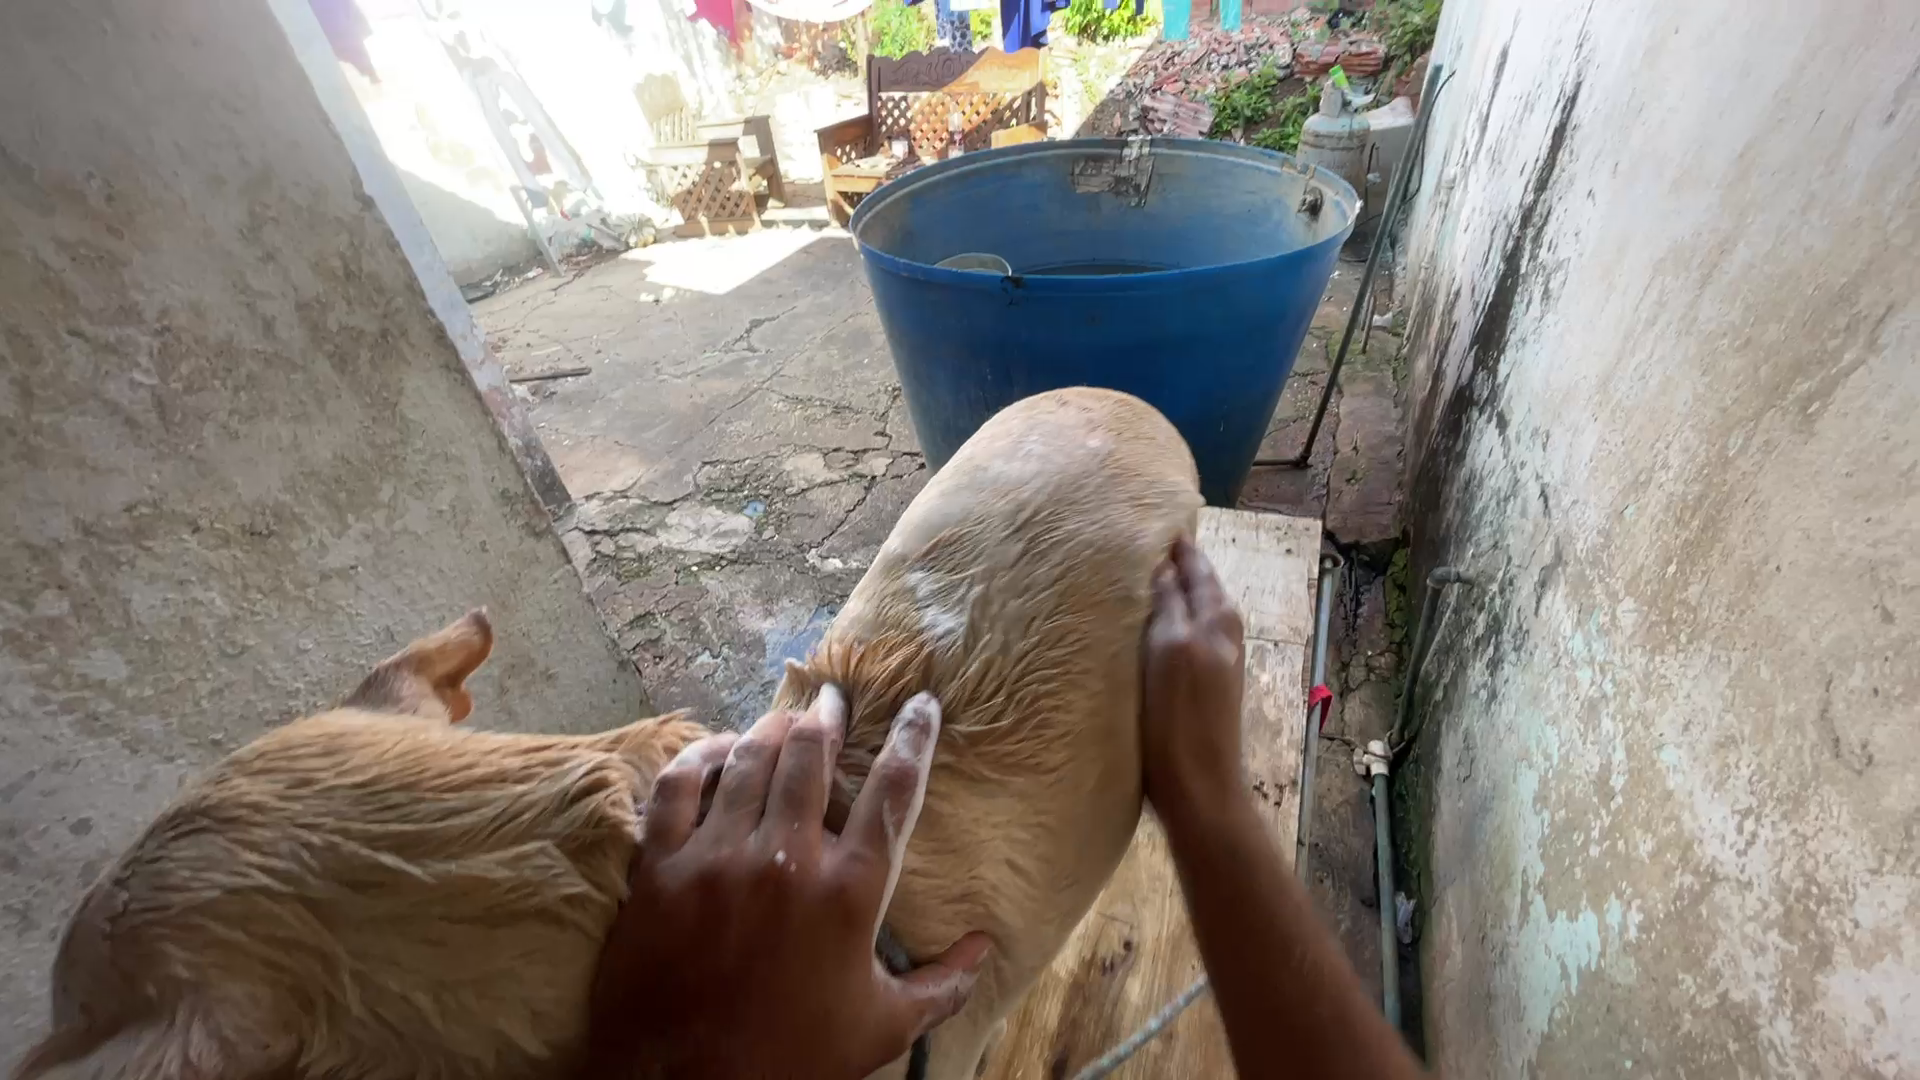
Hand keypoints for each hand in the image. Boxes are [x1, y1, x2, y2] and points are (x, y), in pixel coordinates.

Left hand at [584, 688, 991, 1079]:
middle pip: (812, 756)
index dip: (913, 738)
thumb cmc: (790, 1059)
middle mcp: (787, 859)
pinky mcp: (662, 869)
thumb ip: (941, 986)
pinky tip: (718, 746)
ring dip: (773, 728)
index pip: (893, 791)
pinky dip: (700, 756)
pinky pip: (679, 786)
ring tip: (785, 717)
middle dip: (827, 715)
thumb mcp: (880, 1028)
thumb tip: (986, 947)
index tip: (921, 704)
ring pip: (750, 759)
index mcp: (847, 892)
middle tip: (832, 698)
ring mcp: (719, 858)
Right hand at [1140, 536, 1247, 827]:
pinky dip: (1172, 618)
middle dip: (1177, 564)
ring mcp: (1216, 661)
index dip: (1177, 545)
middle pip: (1200, 587)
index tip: (1151, 520)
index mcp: (1216, 619)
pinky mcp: (1204, 684)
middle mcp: (1222, 634)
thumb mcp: (1171, 648)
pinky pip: (1188, 634)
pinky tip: (1149, 624)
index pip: (1196, 567)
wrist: (1197, 785)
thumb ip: (1169, 605)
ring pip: (1195, 610)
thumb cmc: (1178, 716)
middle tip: (1141, 542)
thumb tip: (1164, 564)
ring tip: (1141, 574)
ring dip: (1174, 590)